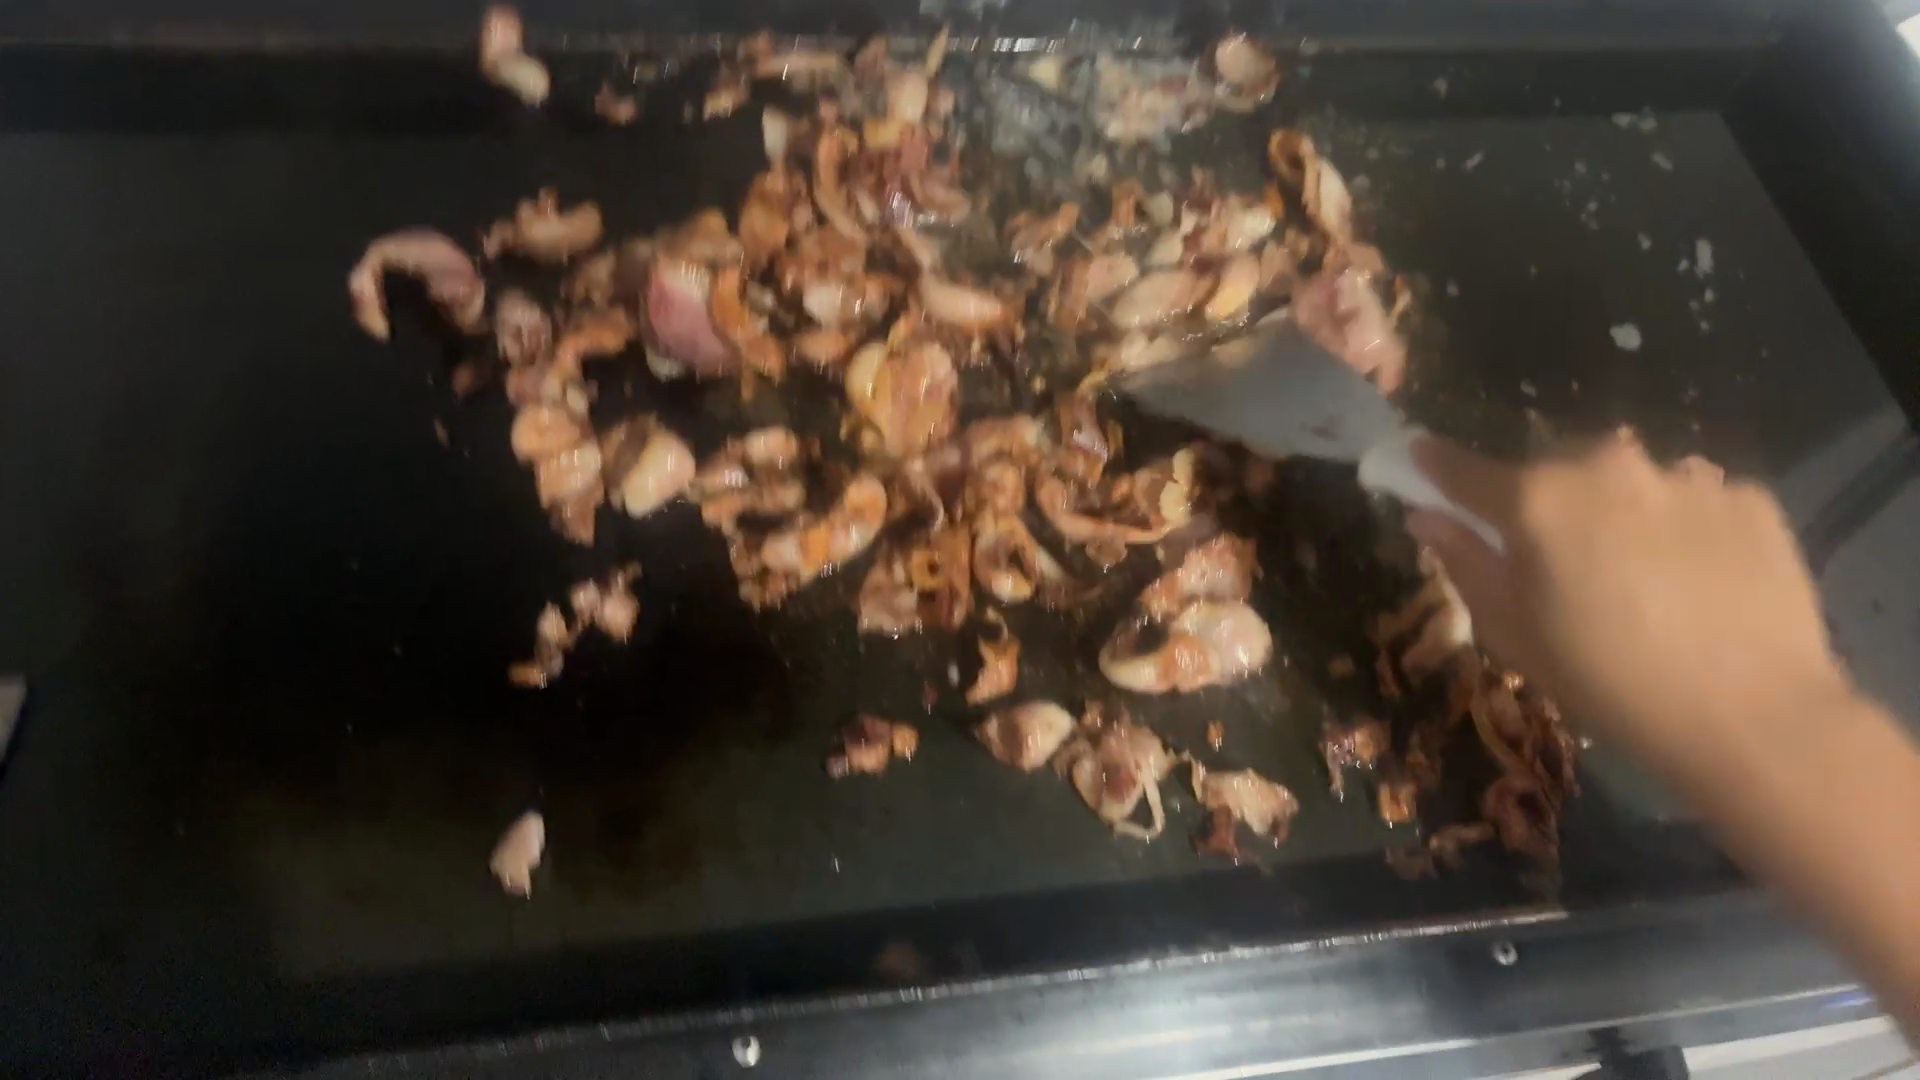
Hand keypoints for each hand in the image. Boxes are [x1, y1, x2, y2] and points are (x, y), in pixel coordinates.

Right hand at [1404, 430, 1847, 761]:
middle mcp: (1604, 468)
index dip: (1432, 463)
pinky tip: (1683, 570)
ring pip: (1620, 476)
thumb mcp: (1506, 626)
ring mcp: (1683, 477)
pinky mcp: (1748, 498)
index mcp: (1534, 499)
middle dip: (1537, 494)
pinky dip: (1671, 519)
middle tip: (1544, 547)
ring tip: (1623, 562)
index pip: (1461, 468)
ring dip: (1607, 504)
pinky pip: (1685, 495)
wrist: (1751, 715)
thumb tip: (1425, 516)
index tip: (1416, 455)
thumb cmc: (1598, 674)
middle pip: (1548, 464)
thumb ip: (1461, 559)